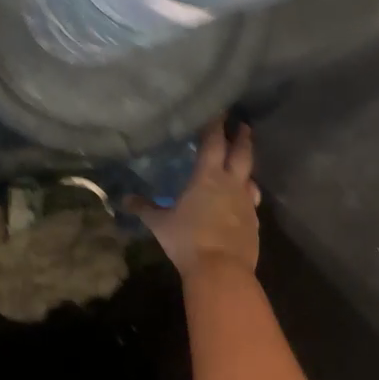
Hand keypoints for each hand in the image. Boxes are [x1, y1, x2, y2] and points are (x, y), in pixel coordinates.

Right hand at [128, 121, 259, 277]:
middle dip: (241, 136)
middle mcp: (231, 183)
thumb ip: (144, 208)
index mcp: (207, 176)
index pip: (213, 142)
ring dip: (247, 165)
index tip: (219, 109)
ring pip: (251, 176)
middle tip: (242, 124)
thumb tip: (124, 199)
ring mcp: (246, 202)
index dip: (215, 124)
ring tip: (243, 161)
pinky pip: (252, 200)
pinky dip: (248, 193)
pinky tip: (244, 199)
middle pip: (241, 152)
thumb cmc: (187, 240)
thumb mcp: (160, 223)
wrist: (221, 270)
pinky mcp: (254, 221)